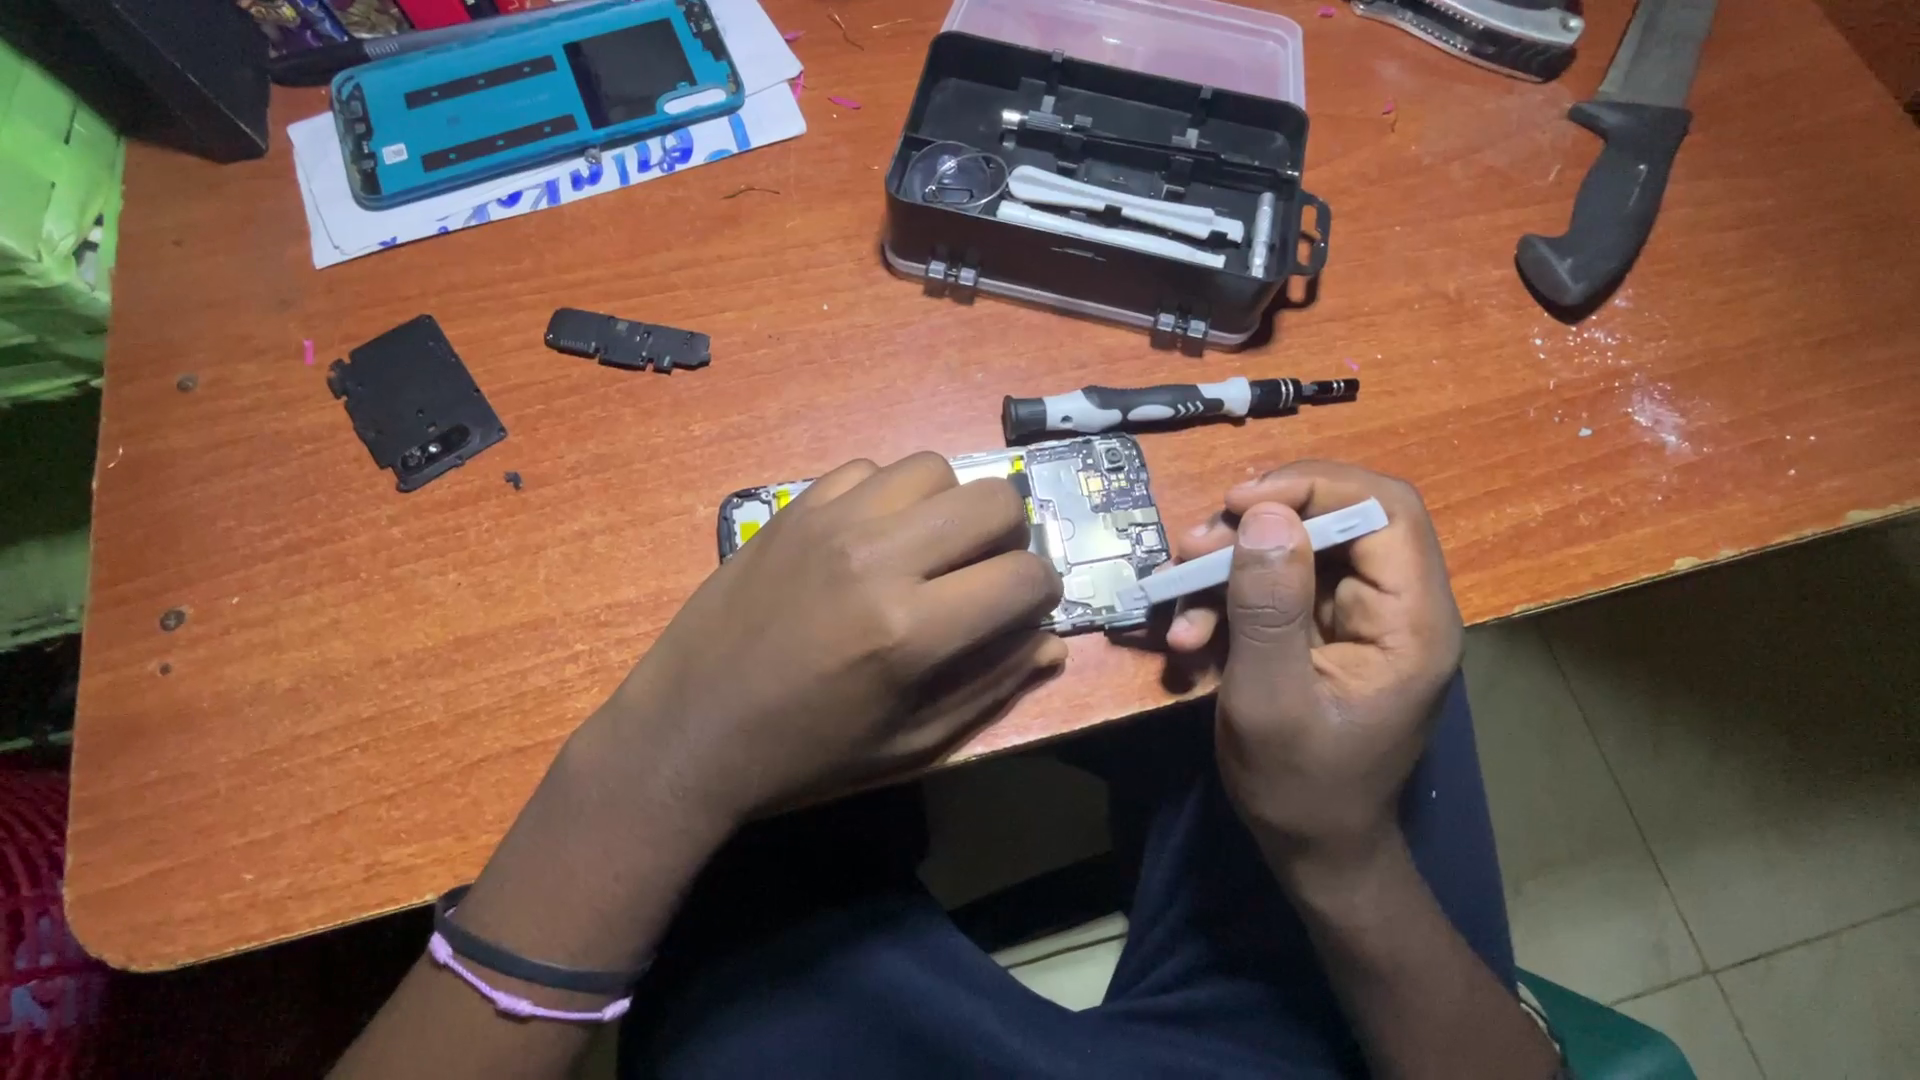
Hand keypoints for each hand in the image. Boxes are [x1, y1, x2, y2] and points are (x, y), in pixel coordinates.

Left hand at [597, 452, 1064, 822]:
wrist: (690, 730)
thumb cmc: (807, 753)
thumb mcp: (910, 741)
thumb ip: (992, 686)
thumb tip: (1052, 642)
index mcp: (913, 630)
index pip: (1025, 576)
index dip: (1042, 594)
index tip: (1024, 610)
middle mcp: (879, 557)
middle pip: (994, 499)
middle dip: (1009, 538)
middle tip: (982, 575)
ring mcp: (832, 522)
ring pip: (933, 469)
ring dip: (949, 508)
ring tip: (926, 551)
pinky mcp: (793, 508)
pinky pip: (869, 470)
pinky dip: (888, 498)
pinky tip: (870, 540)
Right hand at [1167, 462, 1462, 879]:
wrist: (1312, 849)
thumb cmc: (1299, 787)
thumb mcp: (1269, 700)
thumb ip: (1267, 608)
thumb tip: (1264, 513)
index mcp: (1410, 622)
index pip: (1385, 510)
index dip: (1314, 485)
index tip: (1239, 503)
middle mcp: (1393, 607)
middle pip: (1335, 520)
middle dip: (1255, 526)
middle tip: (1192, 548)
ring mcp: (1355, 620)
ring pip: (1295, 550)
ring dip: (1229, 565)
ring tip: (1176, 596)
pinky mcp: (1320, 633)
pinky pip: (1274, 589)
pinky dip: (1226, 600)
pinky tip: (1188, 636)